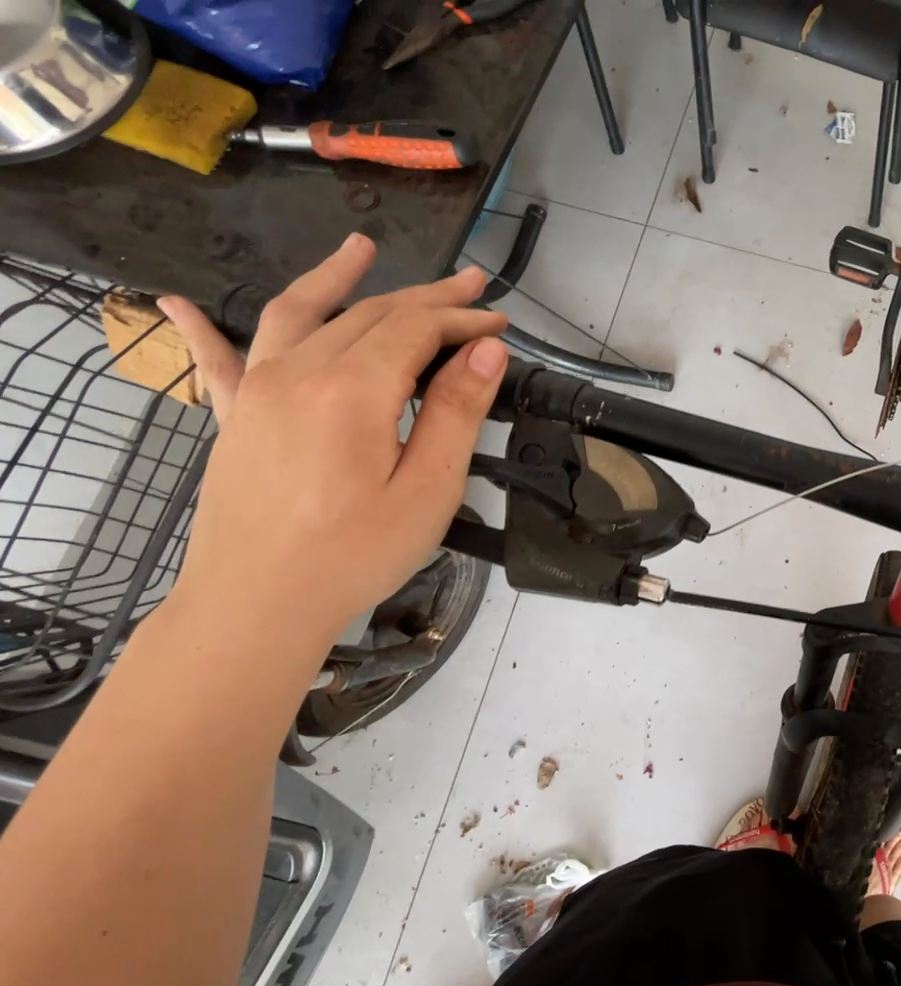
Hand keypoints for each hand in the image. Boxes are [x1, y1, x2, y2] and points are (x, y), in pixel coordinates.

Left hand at [156, 233, 508, 641]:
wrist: (258, 601)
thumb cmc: (358, 550)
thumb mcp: (430, 487)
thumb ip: (455, 411)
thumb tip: (487, 350)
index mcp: (352, 390)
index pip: (415, 329)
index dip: (463, 321)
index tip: (504, 324)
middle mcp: (298, 372)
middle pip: (368, 314)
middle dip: (427, 298)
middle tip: (474, 288)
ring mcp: (256, 390)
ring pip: (299, 314)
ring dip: (335, 278)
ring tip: (360, 248)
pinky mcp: (234, 417)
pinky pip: (216, 360)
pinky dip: (202, 327)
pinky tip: (176, 302)